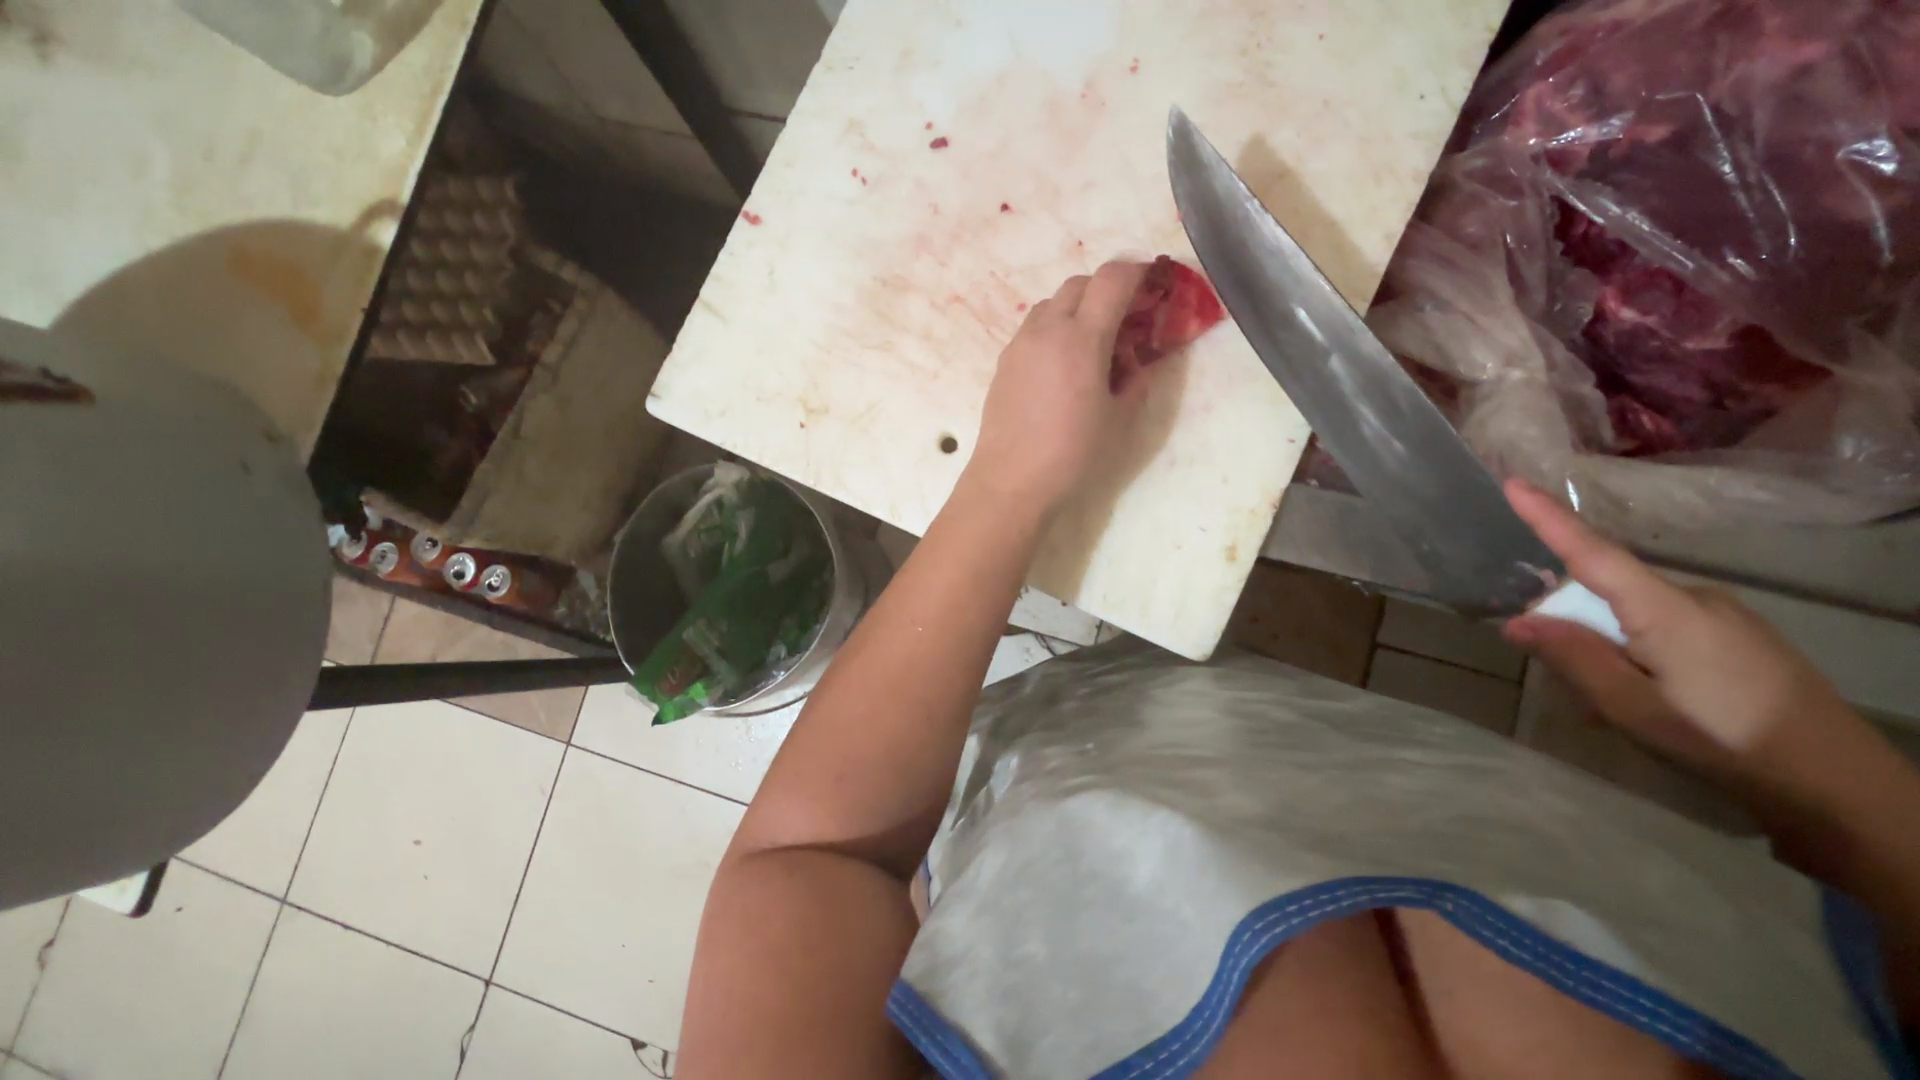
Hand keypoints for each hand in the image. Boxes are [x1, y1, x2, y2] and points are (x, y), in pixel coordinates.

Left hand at [965, 262, 1158, 512]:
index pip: (1112, 279)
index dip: (1138, 273)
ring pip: (1052, 303)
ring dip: (1078, 308)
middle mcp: (1047, 330)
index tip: (1154, 285)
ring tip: (1094, 343)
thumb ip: (1138, 379)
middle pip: (1080, 283)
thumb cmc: (1072, 453)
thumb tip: (1141, 360)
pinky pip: (1034, 328)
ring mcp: (1020, 344)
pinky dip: (1055, 329)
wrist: (1011, 480)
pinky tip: (1065, 365)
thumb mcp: (1120, 419)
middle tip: (1127, 317)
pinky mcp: (1004, 362)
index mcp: (1081, 338)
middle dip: (1107, 289)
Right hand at [1500, 480, 1863, 781]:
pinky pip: (1667, 629)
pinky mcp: (1742, 637)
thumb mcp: (1632, 709)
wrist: (1837, 780)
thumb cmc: (1722, 741)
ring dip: (1609, 649)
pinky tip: (1655, 701)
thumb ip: (1574, 658)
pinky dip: (1641, 655)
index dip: (1549, 518)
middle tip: (1574, 688)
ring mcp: (1725, 615)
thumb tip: (1518, 621)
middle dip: (1574, 625)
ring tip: (1617, 709)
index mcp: (1666, 610)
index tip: (1513, 484)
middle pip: (1608, 591)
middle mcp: (1696, 597)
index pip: (1593, 553)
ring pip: (1636, 616)